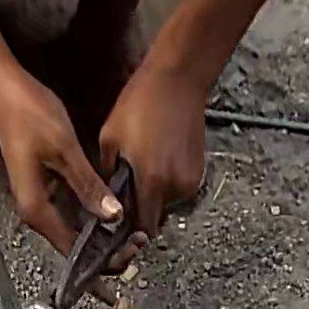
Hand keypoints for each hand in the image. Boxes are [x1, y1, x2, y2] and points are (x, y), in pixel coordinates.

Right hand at [0, 74, 122, 254]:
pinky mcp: (50, 194)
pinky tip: (117, 218)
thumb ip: (89, 185)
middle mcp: (39, 216)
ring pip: (79, 236)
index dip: (104, 260)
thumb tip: (114, 216)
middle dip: (108, 254)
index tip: (130, 254)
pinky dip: (97, 222)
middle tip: (139, 244)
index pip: (76, 252)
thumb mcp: (64, 149)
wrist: (3, 89)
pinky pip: (77, 218)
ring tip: (134, 237)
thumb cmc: (28, 114)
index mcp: (38, 211)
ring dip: (105, 240)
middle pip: (78, 250)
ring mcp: (44, 206)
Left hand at [99, 65, 207, 269]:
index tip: (123, 220)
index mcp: (152, 183)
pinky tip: (162, 157)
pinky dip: (169, 181)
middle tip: (132, 182)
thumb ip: (109, 175)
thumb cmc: (141, 104)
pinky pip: (179, 189)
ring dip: (156, 193)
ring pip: (168, 203)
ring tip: (148, 163)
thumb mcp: (110, 137)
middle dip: (143, 207)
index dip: (132, 227)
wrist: (178, 80)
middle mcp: (174, 189)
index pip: (143, 227)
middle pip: (156, 216)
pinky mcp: (199, 174)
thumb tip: (111, 197)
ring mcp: (190, 183)